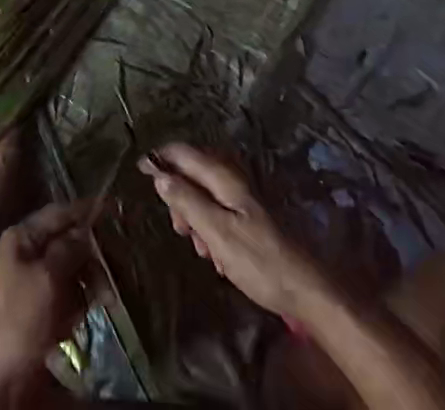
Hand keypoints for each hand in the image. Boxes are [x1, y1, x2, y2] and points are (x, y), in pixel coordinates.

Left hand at [0, 200, 98, 387]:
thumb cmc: (17, 319)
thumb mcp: (46, 278)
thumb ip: (69, 249)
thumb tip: (87, 229)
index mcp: (22, 239)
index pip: (58, 214)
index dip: (84, 212)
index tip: (113, 209)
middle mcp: (27, 256)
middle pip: (68, 244)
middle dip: (92, 257)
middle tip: (115, 272)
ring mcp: (34, 285)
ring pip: (72, 273)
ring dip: (90, 285)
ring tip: (106, 300)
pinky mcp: (41, 313)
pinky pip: (68, 300)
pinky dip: (79, 306)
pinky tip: (85, 318)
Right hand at [140, 143, 326, 316]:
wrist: (305, 292)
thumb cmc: (259, 261)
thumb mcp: (216, 232)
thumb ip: (187, 201)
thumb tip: (159, 175)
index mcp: (225, 180)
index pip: (184, 153)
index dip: (160, 158)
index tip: (139, 171)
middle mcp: (232, 184)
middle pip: (191, 175)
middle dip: (177, 195)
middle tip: (178, 227)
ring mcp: (240, 203)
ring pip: (202, 197)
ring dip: (192, 217)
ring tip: (199, 246)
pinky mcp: (246, 222)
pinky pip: (215, 216)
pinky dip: (207, 230)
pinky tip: (214, 254)